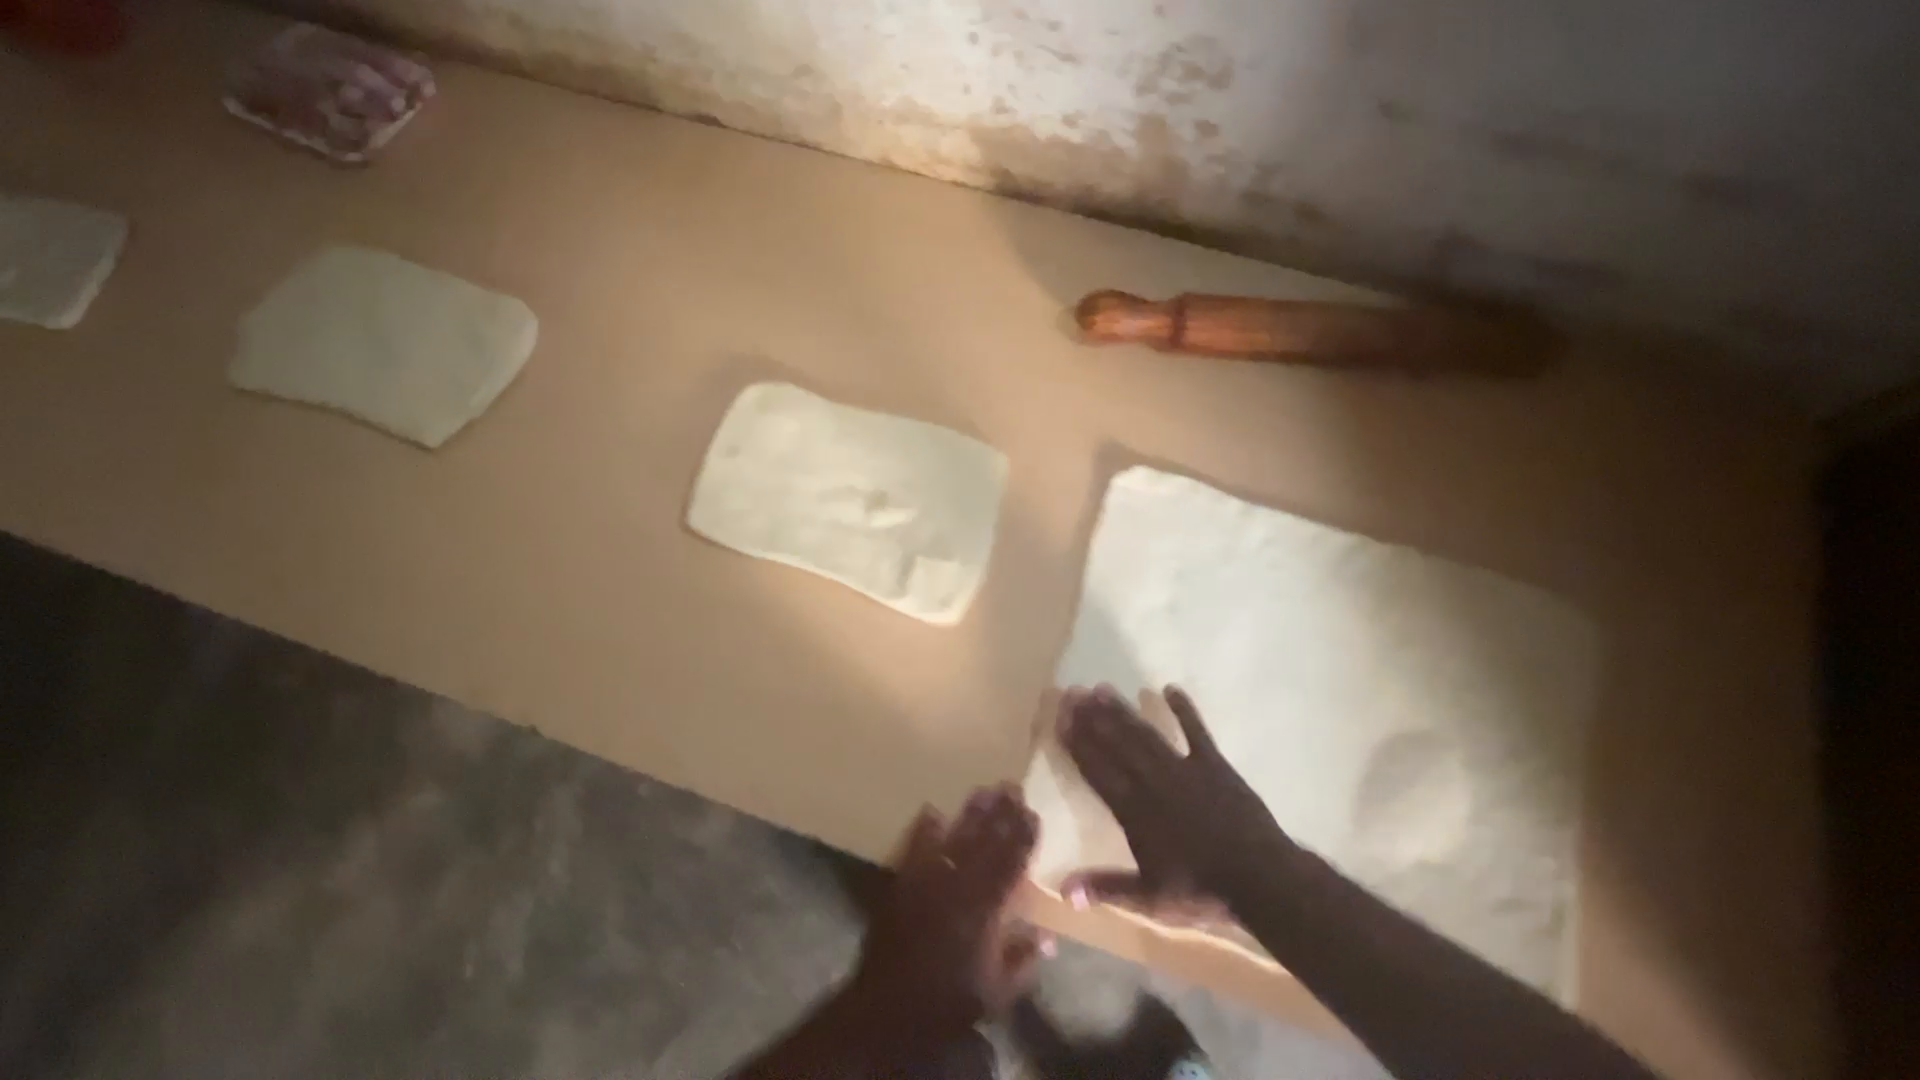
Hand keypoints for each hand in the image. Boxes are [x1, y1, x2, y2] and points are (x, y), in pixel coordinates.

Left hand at [850, 784, 1047, 1041]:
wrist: (886, 1010)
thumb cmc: (947, 1004)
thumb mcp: (997, 994)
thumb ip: (1023, 961)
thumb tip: (1046, 936)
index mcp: (986, 910)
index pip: (1010, 864)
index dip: (1023, 837)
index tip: (1033, 813)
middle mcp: (958, 887)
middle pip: (984, 842)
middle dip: (1000, 814)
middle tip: (1012, 786)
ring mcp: (927, 883)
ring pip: (954, 839)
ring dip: (970, 814)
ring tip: (983, 791)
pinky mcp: (902, 885)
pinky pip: (915, 849)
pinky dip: (924, 829)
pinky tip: (932, 810)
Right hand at [1057, 685, 1289, 922]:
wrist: (1260, 879)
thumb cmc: (1201, 891)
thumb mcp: (1150, 898)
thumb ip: (1106, 889)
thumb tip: (1063, 891)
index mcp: (1133, 812)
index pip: (1097, 771)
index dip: (1077, 744)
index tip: (1060, 718)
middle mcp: (1153, 783)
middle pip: (1117, 745)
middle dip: (1093, 718)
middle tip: (1074, 691)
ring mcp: (1185, 770)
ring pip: (1147, 734)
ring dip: (1125, 711)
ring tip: (1103, 688)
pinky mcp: (1215, 766)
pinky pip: (1196, 732)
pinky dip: (1184, 710)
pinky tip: (1169, 690)